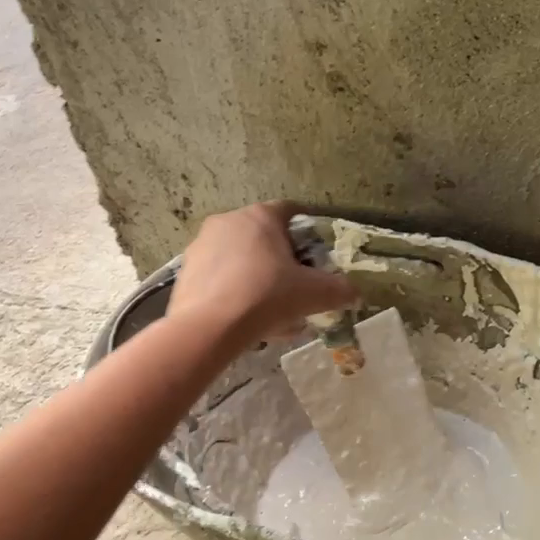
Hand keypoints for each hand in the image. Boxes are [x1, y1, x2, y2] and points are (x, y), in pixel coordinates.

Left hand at [166, 202, 357, 334]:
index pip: (290, 210)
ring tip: (273, 311)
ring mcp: (201, 246)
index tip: (315, 251)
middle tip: (296, 285)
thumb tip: (354, 292)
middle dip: (281, 259)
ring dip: (258, 277)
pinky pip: (219, 277)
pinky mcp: (185, 273)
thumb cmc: (267, 296)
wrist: (207, 329)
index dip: (306, 229)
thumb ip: (339, 289)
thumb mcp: (315, 293)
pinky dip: (235, 292)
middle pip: (264, 235)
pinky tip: (247, 320)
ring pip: (240, 258)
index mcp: (261, 216)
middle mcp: (229, 222)